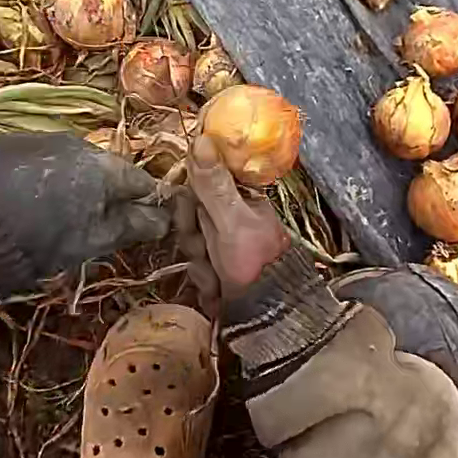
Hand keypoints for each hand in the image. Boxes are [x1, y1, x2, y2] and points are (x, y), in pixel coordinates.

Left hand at [0, 133, 174, 277]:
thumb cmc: (39, 239)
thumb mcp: (91, 242)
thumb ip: (132, 227)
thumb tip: (164, 219)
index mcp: (105, 166)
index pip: (141, 181)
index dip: (145, 203)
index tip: (140, 223)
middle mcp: (79, 143)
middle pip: (107, 169)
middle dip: (107, 193)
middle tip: (94, 225)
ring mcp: (41, 139)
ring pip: (73, 163)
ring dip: (74, 184)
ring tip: (56, 215)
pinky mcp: (7, 142)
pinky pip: (41, 159)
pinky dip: (43, 178)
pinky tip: (26, 201)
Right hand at [181, 135, 289, 303]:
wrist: (268, 318)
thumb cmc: (255, 262)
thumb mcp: (232, 220)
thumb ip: (214, 183)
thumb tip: (201, 138)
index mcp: (242, 198)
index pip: (201, 184)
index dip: (189, 201)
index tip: (190, 213)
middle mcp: (233, 218)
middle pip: (191, 216)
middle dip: (194, 238)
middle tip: (205, 251)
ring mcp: (227, 246)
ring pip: (192, 246)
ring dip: (201, 265)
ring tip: (218, 278)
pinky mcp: (219, 272)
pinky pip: (198, 270)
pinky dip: (206, 284)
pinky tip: (219, 293)